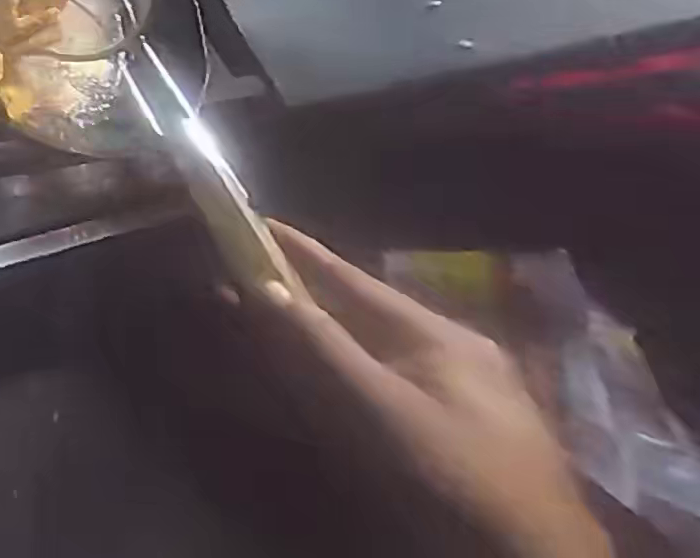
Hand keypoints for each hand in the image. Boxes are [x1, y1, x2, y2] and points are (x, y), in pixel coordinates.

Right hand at [257, 221, 610, 557]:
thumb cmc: (456, 479)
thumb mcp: (379, 409)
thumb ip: (317, 343)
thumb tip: (259, 282)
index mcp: (436, 334)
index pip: (348, 275)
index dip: (296, 247)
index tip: (252, 219)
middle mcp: (447, 351)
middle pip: (353, 308)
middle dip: (297, 291)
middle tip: (243, 276)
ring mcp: (454, 394)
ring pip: (363, 344)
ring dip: (312, 331)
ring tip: (266, 318)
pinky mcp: (450, 431)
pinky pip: (374, 378)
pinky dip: (334, 367)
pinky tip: (314, 376)